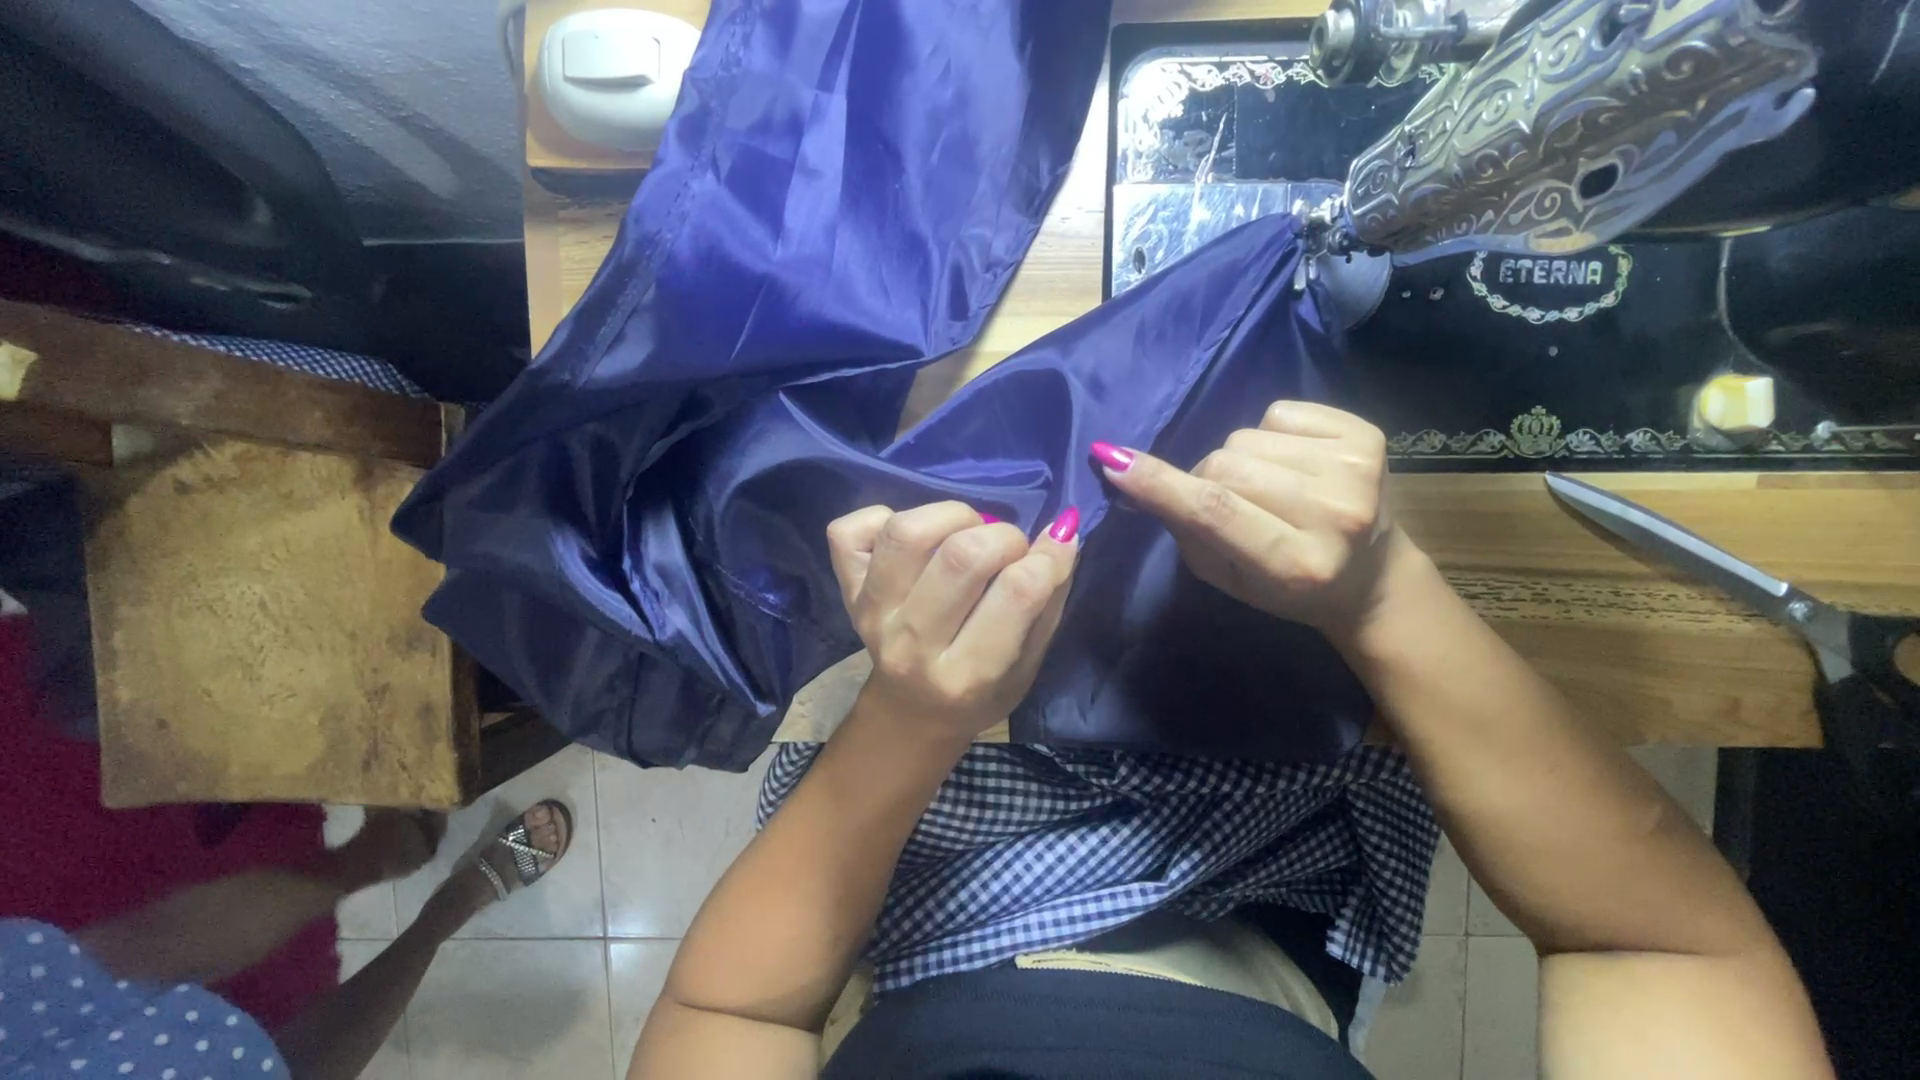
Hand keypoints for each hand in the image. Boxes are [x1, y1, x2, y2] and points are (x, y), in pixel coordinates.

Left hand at [827, 501, 1079, 740]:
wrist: (910, 713)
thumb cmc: (982, 690)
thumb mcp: (1029, 662)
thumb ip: (1048, 598)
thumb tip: (1063, 532)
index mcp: (967, 675)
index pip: (1016, 592)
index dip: (1046, 558)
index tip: (1052, 550)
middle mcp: (911, 647)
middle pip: (960, 557)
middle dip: (1002, 536)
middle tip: (1008, 548)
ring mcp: (871, 614)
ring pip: (905, 533)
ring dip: (950, 515)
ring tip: (965, 530)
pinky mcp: (845, 589)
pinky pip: (848, 531)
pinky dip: (880, 516)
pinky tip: (913, 540)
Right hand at [1092, 400, 1409, 639]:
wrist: (1373, 578)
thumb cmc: (1286, 588)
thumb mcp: (1226, 576)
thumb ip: (1182, 528)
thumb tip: (1126, 470)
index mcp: (1296, 564)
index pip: (1213, 510)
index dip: (1159, 484)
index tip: (1112, 462)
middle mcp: (1334, 515)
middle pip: (1224, 466)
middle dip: (1205, 479)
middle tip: (1225, 503)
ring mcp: (1357, 472)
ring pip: (1246, 437)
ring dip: (1240, 459)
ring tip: (1268, 488)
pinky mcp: (1370, 437)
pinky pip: (1279, 413)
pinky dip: (1272, 435)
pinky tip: (1294, 465)